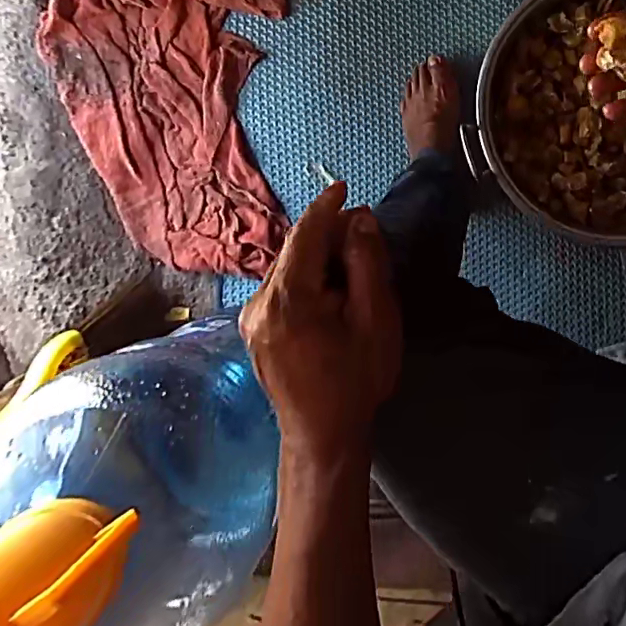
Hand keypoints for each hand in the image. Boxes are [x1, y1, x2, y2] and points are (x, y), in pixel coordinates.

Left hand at [240, 181, 400, 460]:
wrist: (321, 437)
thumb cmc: (355, 381)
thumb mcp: (375, 320)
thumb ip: (366, 264)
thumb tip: (358, 220)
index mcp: (287, 299)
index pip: (303, 236)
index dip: (324, 208)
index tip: (342, 187)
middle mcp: (259, 302)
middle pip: (293, 250)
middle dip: (325, 233)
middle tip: (359, 229)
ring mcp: (250, 316)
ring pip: (285, 268)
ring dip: (315, 255)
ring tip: (349, 259)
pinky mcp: (251, 327)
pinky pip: (279, 286)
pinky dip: (303, 276)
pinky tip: (327, 286)